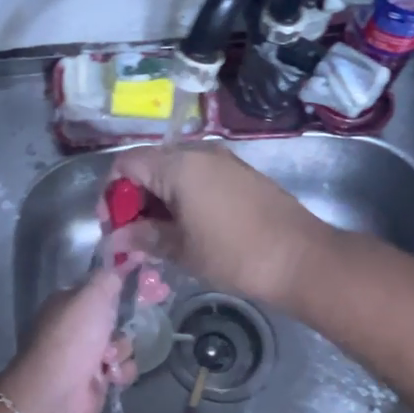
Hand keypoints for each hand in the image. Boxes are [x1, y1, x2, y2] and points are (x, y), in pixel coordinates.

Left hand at [0, 268, 138, 412]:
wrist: (56, 392)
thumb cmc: (72, 338)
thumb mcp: (91, 297)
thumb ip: (108, 278)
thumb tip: (124, 263)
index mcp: (70, 302)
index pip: (101, 288)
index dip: (122, 286)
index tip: (147, 284)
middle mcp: (78, 326)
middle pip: (116, 317)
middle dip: (123, 323)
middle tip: (131, 323)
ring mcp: (88, 354)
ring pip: (124, 343)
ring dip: (121, 350)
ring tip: (107, 358)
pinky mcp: (99, 380)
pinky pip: (124, 368)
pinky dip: (120, 372)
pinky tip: (110, 376)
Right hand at [111, 142, 333, 310]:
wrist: (302, 259)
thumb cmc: (236, 254)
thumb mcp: (183, 249)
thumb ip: (144, 238)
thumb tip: (116, 240)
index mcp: (178, 165)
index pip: (125, 164)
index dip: (111, 195)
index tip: (114, 228)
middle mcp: (198, 153)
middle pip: (148, 166)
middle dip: (133, 200)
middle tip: (133, 238)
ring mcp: (222, 162)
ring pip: (173, 173)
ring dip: (158, 201)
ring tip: (159, 239)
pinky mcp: (239, 175)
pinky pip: (197, 178)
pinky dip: (182, 199)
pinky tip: (187, 230)